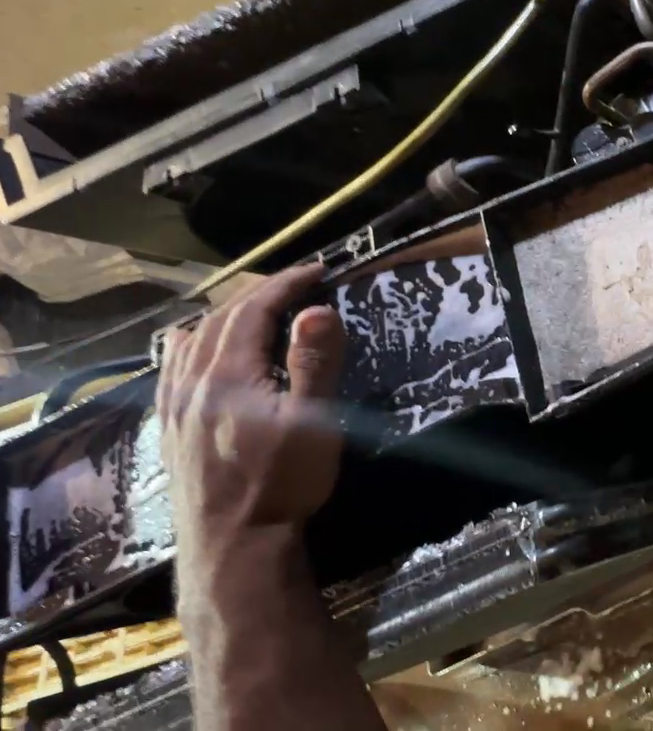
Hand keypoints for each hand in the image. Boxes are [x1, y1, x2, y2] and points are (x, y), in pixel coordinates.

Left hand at [159, 264, 346, 549]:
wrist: (234, 543)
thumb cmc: (284, 479)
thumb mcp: (315, 420)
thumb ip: (314, 362)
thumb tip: (317, 309)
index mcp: (226, 376)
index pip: (251, 311)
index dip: (286, 284)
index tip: (321, 269)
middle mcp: (190, 384)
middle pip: (217, 320)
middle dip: (259, 293)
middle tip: (300, 282)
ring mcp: (174, 407)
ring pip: (189, 341)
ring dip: (226, 314)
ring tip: (260, 308)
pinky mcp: (171, 428)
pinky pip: (175, 367)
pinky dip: (200, 342)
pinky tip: (212, 353)